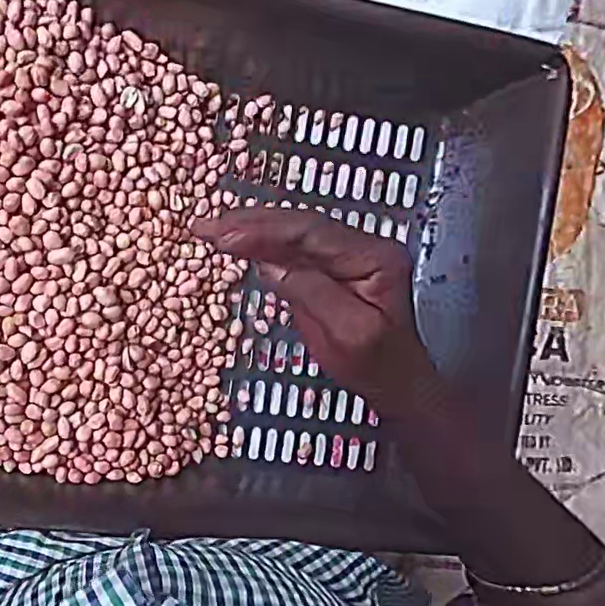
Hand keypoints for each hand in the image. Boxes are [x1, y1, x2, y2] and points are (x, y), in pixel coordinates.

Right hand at [194, 207, 442, 419]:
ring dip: (248, 228)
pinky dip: (257, 243)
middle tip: (207, 226)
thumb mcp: (348, 334)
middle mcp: (360, 246)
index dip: (265, 232)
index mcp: (373, 257)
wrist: (397, 382)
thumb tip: (270, 265)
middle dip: (249, 223)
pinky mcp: (326, 267)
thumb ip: (311, 293)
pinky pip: (288, 248)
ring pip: (290, 231)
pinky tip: (234, 241)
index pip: (311, 233)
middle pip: (298, 224)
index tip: (226, 238)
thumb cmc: (379, 365)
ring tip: (211, 229)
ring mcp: (343, 255)